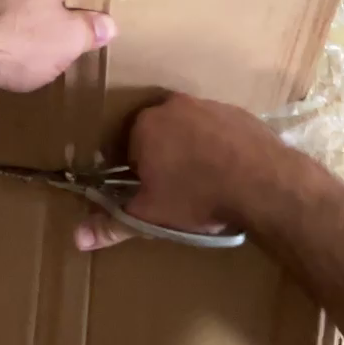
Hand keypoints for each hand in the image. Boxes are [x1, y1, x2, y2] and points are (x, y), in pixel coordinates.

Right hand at [75, 94, 297, 250]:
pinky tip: (227, 173)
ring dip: (189, 151)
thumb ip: (111, 225)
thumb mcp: (149, 215)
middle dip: (161, 159)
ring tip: (203, 184)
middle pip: (156, 135)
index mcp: (144, 125)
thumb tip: (77, 239)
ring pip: (187, 130)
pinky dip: (217, 148)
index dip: (133, 173)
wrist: (265, 184)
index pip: (124, 147)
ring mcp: (209, 105)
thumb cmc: (198, 197)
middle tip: (174, 190)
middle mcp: (173, 105)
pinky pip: (217, 130)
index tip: (147, 192)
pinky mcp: (239, 112)